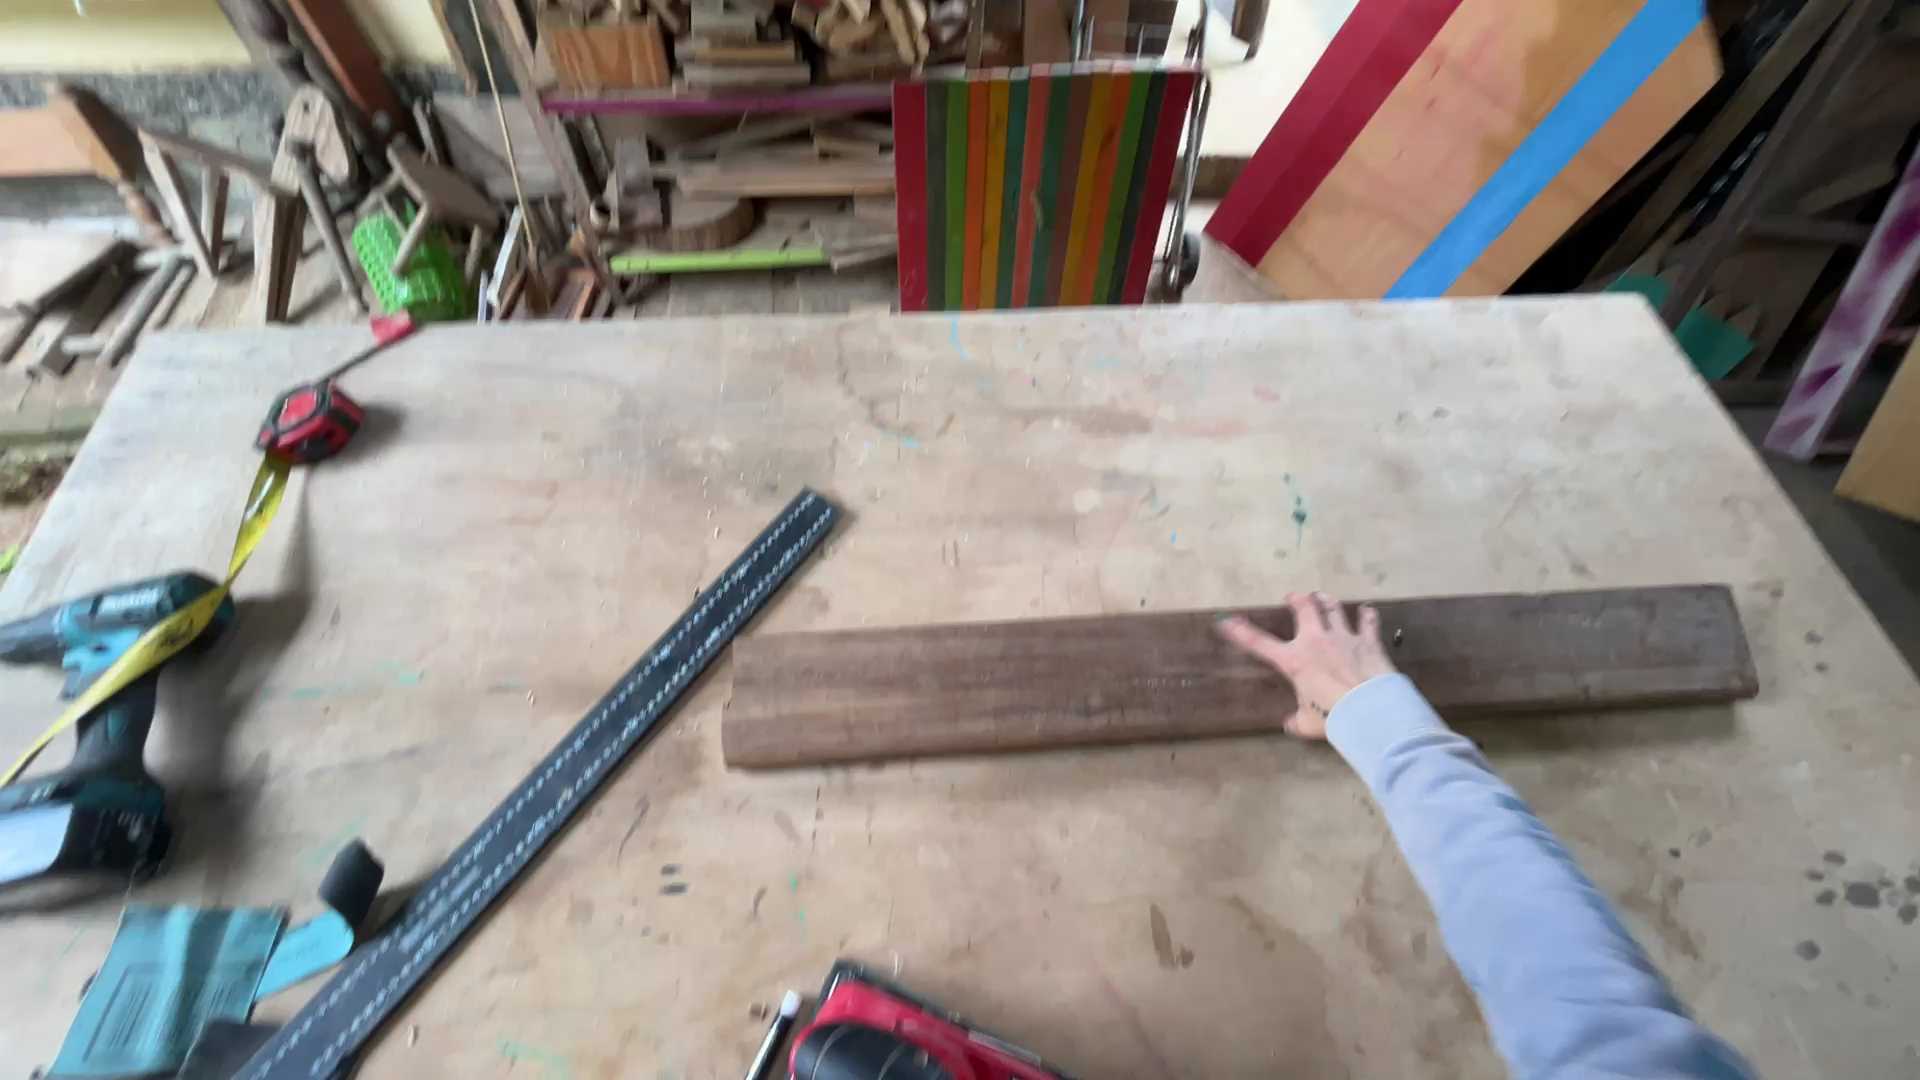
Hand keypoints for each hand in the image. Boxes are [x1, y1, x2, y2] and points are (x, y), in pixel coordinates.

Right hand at [1214, 591, 1396, 738]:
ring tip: (1322, 596)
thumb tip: (1290, 724)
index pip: (1258, 642)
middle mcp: (1315, 641)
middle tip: (1293, 598)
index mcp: (1293, 660)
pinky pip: (1368, 623)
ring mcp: (1343, 638)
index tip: (1225, 620)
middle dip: (1296, 599)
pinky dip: (1367, 616)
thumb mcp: (1308, 723)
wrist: (1370, 711)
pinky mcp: (1368, 642)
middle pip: (1304, 608)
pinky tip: (1367, 610)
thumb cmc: (1332, 717)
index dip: (1239, 631)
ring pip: (1332, 608)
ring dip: (1326, 600)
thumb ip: (1297, 721)